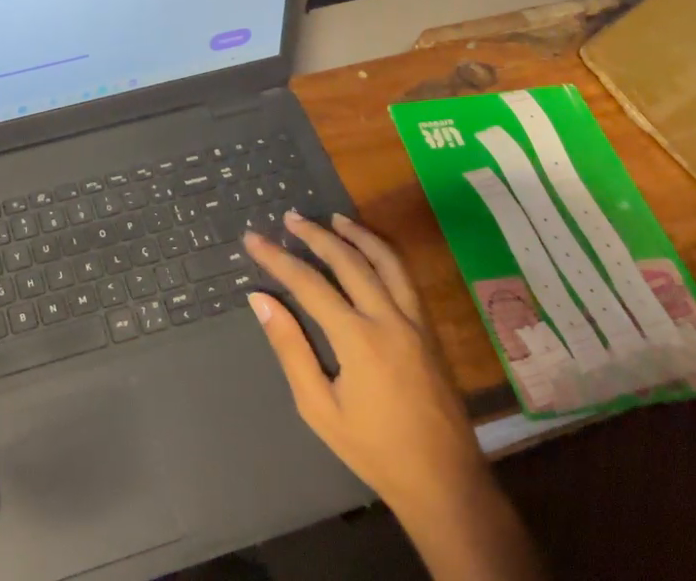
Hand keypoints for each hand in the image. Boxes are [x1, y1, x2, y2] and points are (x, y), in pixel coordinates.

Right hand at [242, 212, 481, 508]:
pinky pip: (406, 278)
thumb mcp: (318, 407)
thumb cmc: (372, 448)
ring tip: (333, 218)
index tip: (253, 239)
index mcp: (359, 339)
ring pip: (387, 261)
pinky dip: (385, 254)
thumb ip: (290, 348)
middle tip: (290, 218)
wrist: (442, 479)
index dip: (278, 259)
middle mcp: (390, 319)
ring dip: (358, 235)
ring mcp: (415, 322)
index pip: (310, 284)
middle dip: (316, 235)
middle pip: (350, 261)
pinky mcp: (430, 330)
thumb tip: (260, 300)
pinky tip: (371, 251)